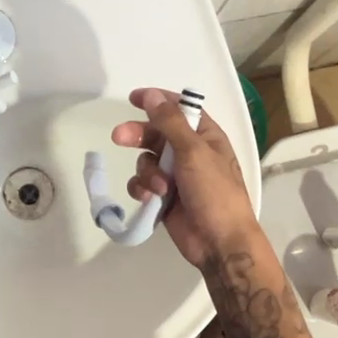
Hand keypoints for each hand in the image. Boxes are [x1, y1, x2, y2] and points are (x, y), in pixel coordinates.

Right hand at [111, 89, 259, 268]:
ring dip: (147, 172)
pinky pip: (143, 185)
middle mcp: (189, 153)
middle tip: (118, 137)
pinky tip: (149, 199)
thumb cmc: (215, 192)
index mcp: (204, 136)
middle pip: (156, 135)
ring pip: (146, 162)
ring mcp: (176, 177)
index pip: (179, 109)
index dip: (157, 101)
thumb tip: (152, 96)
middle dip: (138, 136)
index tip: (133, 98)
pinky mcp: (163, 199)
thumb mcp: (194, 151)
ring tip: (159, 188)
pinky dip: (142, 189)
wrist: (219, 241)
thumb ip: (170, 122)